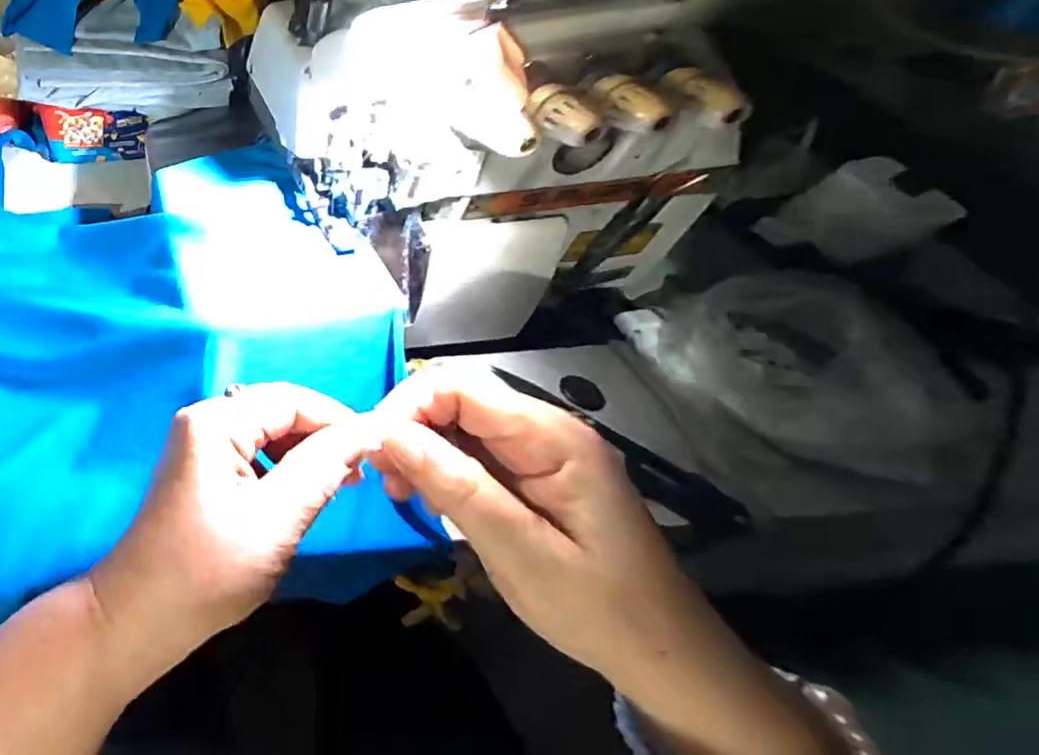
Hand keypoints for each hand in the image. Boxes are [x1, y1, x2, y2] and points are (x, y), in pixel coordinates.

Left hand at [88, 383, 378, 671]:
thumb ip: (323, 469)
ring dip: (305, 450)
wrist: (138, 619)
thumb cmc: (207, 571)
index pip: (291, 400)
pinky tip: (302, 489)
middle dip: (321, 435)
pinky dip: (283, 464)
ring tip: (338, 481)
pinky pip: (253, 449)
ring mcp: (199, 442)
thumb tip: (366, 433)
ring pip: (268, 429)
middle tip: (359, 470)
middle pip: (278, 409)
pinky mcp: (201, 465)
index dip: (337, 419)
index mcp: (216, 422)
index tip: (375, 447)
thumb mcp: (276, 519)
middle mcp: (205, 419)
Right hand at [368, 365, 679, 679]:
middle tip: (385, 481)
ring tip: (403, 494)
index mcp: (550, 435)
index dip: (407, 407)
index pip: (459, 386)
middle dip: (411, 428)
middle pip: (458, 398)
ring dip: (423, 449)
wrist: (666, 652)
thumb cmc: (600, 608)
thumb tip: (387, 434)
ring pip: (462, 423)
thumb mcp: (520, 552)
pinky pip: (476, 451)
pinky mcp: (534, 471)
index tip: (373, 452)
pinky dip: (444, 468)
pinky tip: (432, 498)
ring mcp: (540, 448)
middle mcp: (544, 426)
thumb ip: (455, 486)